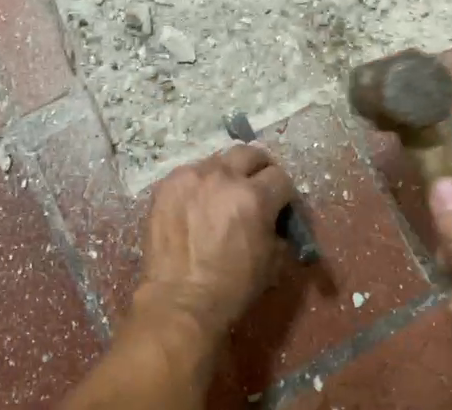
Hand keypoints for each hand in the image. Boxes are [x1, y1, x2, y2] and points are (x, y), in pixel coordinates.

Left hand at [135, 145, 297, 336]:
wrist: (179, 299)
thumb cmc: (231, 287)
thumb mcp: (272, 262)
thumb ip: (278, 229)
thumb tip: (277, 218)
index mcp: (253, 197)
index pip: (280, 177)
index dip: (284, 194)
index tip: (280, 207)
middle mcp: (222, 176)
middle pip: (249, 153)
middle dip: (259, 169)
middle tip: (257, 188)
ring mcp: (191, 176)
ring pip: (218, 160)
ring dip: (227, 174)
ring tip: (223, 198)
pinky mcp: (167, 183)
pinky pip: (190, 173)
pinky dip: (199, 184)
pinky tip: (197, 206)